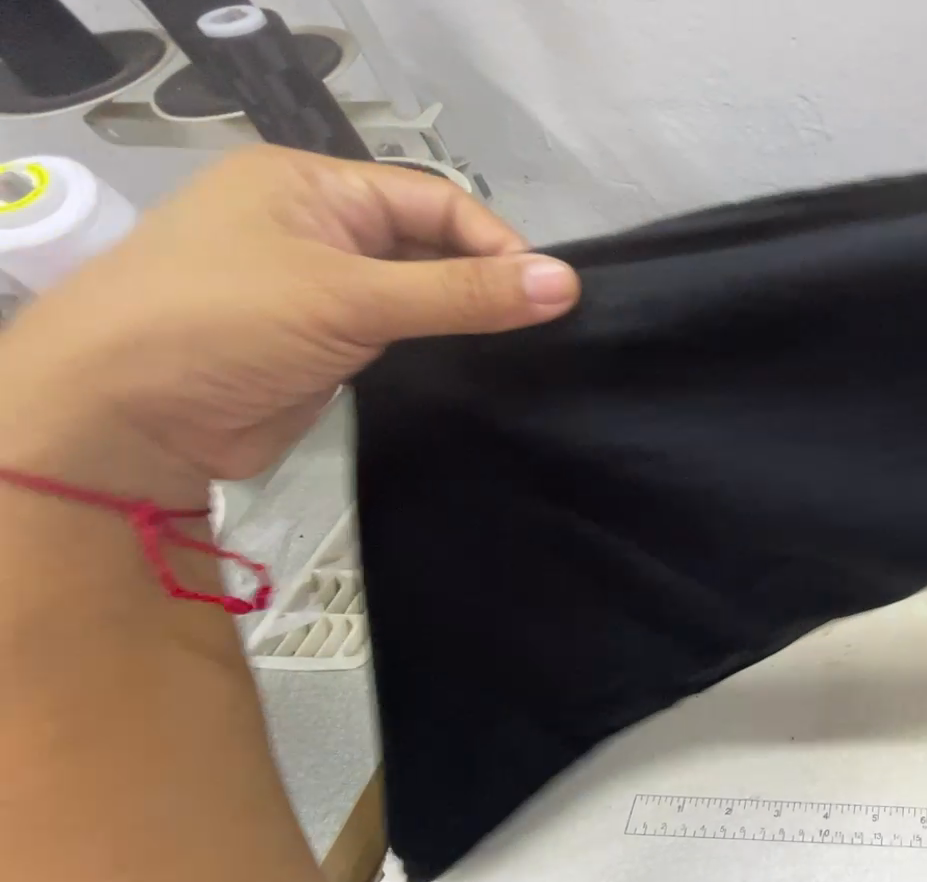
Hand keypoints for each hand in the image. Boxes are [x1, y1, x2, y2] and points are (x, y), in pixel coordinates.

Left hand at [0, 146, 579, 503]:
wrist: (125, 419)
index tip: (551, 296)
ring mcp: (325, 286)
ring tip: (528, 349)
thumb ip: (465, 292)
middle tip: (546, 327)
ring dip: (470, 317)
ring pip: (425, 292)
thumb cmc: (226, 324)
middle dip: (488, 282)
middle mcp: (322, 226)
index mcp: (315, 185)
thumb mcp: (353, 297)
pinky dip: (445, 345)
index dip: (499, 245)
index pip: (438, 202)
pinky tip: (484, 366)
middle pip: (434, 244)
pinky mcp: (333, 340)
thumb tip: (569, 284)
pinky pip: (408, 331)